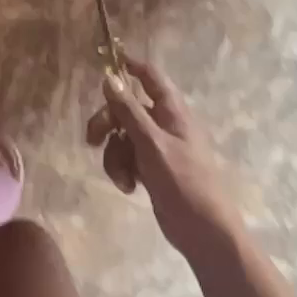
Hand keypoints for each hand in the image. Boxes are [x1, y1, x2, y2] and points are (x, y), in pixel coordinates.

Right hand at [86, 56, 240, 257]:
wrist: (204, 232)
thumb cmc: (184, 182)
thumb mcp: (152, 144)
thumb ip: (129, 111)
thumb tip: (108, 77)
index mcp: (172, 111)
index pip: (149, 76)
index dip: (129, 66)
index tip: (104, 64)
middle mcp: (164, 124)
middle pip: (125, 109)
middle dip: (107, 123)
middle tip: (92, 139)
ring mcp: (157, 147)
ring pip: (121, 136)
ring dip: (114, 154)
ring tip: (121, 177)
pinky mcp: (151, 168)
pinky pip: (126, 158)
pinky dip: (122, 169)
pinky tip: (129, 187)